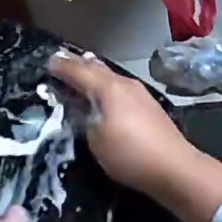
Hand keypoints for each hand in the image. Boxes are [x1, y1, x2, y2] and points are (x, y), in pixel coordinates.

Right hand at [46, 51, 194, 192]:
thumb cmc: (129, 153)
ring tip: (82, 65)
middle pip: (96, 68)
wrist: (172, 164)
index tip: (49, 60)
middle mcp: (124, 82)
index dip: (63, 67)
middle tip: (62, 58)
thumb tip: (81, 106)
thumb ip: (85, 118)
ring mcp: (138, 91)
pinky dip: (105, 81)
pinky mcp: (146, 102)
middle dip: (78, 63)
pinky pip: (119, 84)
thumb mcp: (96, 139)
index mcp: (108, 88)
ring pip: (110, 74)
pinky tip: (104, 86)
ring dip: (94, 70)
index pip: (80, 72)